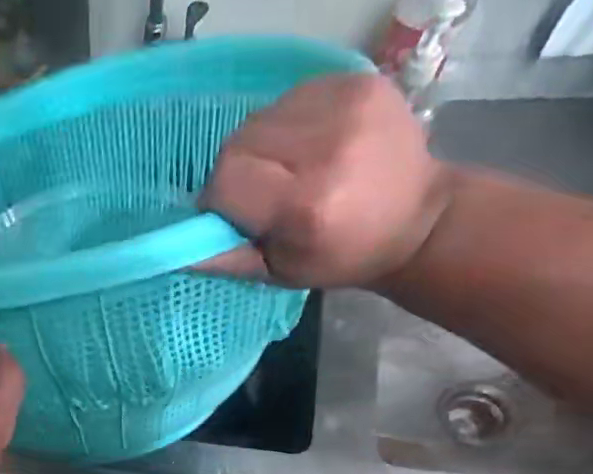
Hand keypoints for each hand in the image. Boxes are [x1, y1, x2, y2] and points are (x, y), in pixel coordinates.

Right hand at [200, 73, 450, 288]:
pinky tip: (309, 145)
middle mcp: (328, 148)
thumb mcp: (278, 273)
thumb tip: (175, 251)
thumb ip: (226, 258)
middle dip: (238, 173)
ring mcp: (347, 107)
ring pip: (260, 119)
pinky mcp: (359, 81)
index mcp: (307, 203)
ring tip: (289, 169)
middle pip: (238, 145)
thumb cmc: (339, 256)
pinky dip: (286, 124)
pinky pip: (290, 99)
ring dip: (261, 146)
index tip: (236, 215)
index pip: (226, 180)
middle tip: (263, 194)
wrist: (416, 218)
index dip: (220, 200)